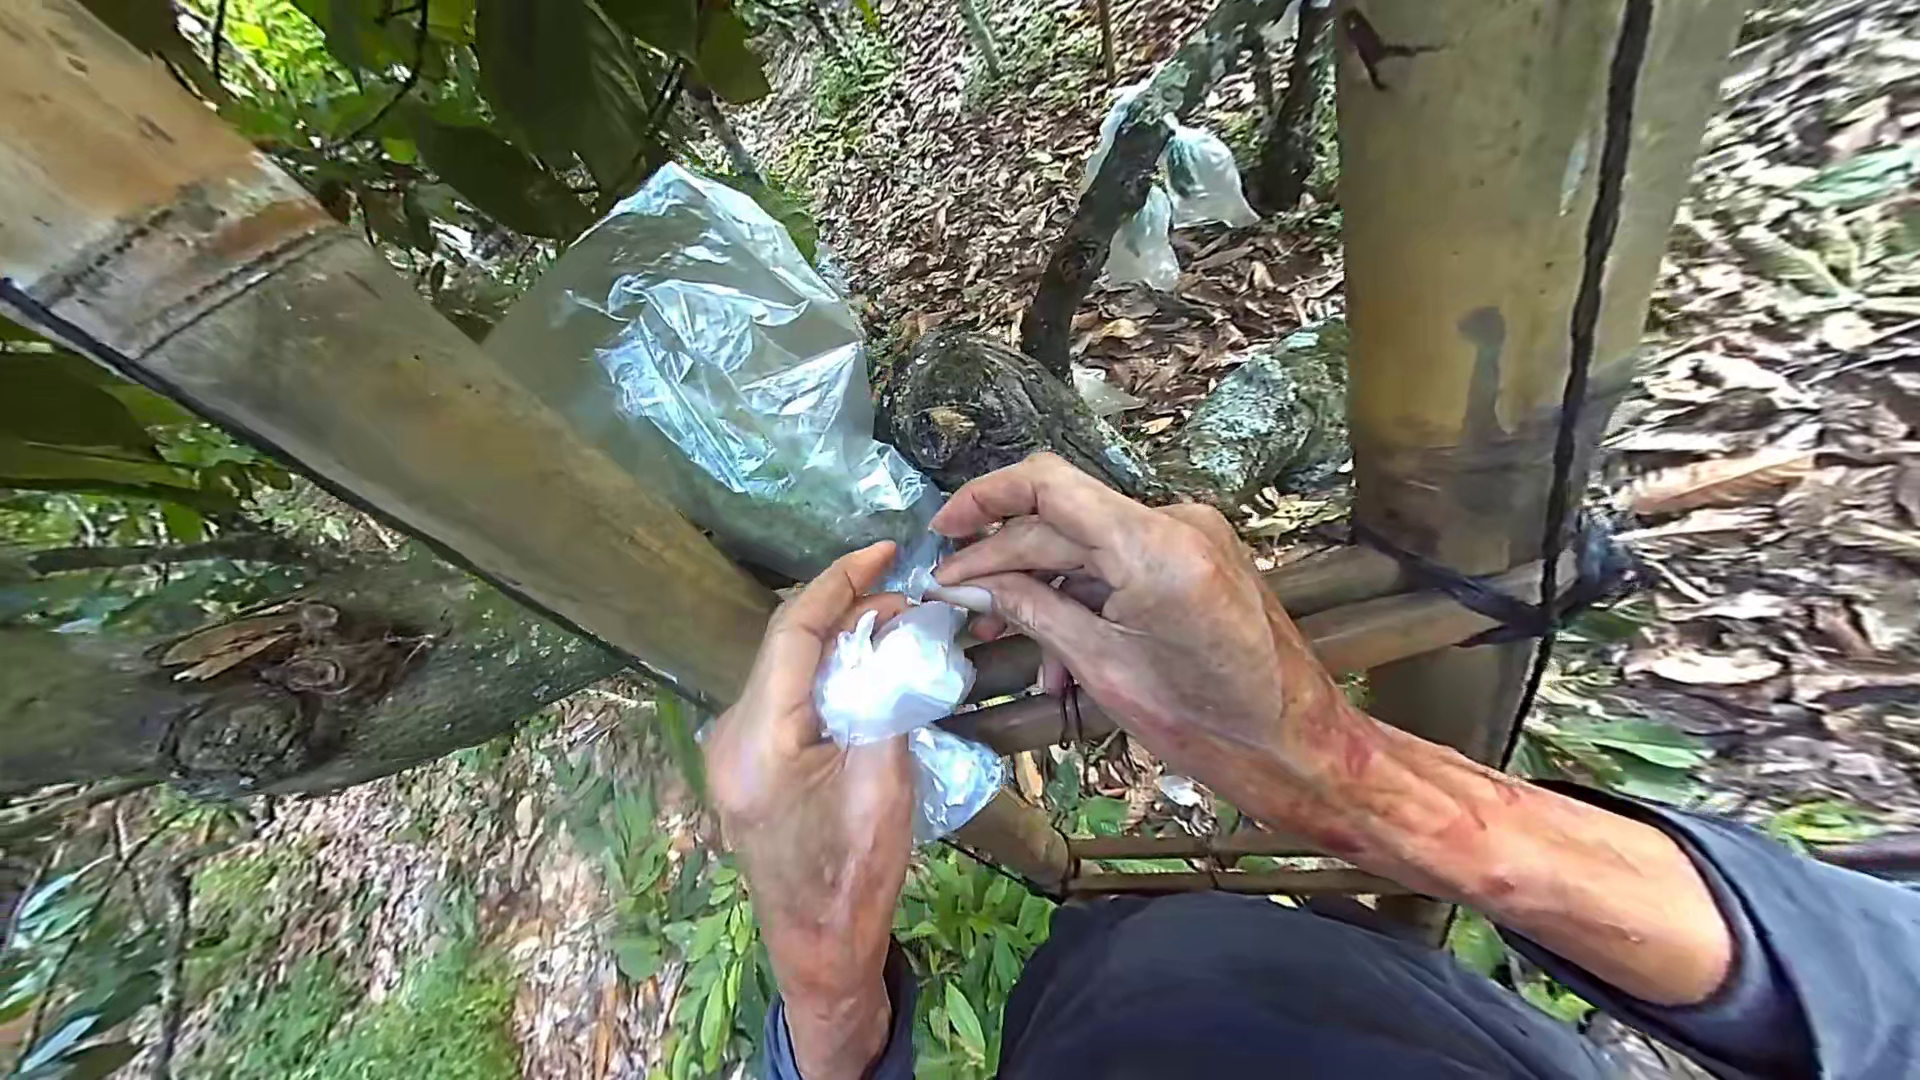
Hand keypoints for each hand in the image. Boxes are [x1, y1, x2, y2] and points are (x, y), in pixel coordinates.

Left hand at [704, 542, 910, 1079]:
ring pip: (792, 661)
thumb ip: (888, 699)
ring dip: (843, 633)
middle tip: (906, 594)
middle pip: (789, 641)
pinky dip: (833, 663)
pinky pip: (794, 688)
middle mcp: (733, 732)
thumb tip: (897, 631)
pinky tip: (868, 658)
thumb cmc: (852, 879)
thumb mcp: (883, 787)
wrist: (819, 951)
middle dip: (847, 604)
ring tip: (896, 618)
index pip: (793, 631)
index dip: (839, 581)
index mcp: (756, 739)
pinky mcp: (754, 754)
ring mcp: (738, 744)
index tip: (882, 550)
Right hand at [931, 453, 1363, 830]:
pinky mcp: (1193, 554)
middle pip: (1060, 522)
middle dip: (1001, 560)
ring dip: (1039, 587)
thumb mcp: (1102, 667)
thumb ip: (1031, 609)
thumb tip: (967, 586)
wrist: (1302, 750)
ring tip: (1001, 634)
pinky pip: (1117, 564)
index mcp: (1152, 546)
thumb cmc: (1206, 726)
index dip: (983, 498)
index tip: (943, 533)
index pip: (1046, 484)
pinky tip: (1056, 648)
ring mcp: (1188, 535)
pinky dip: (1080, 597)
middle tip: (956, 598)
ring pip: (1085, 546)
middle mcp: (1173, 521)